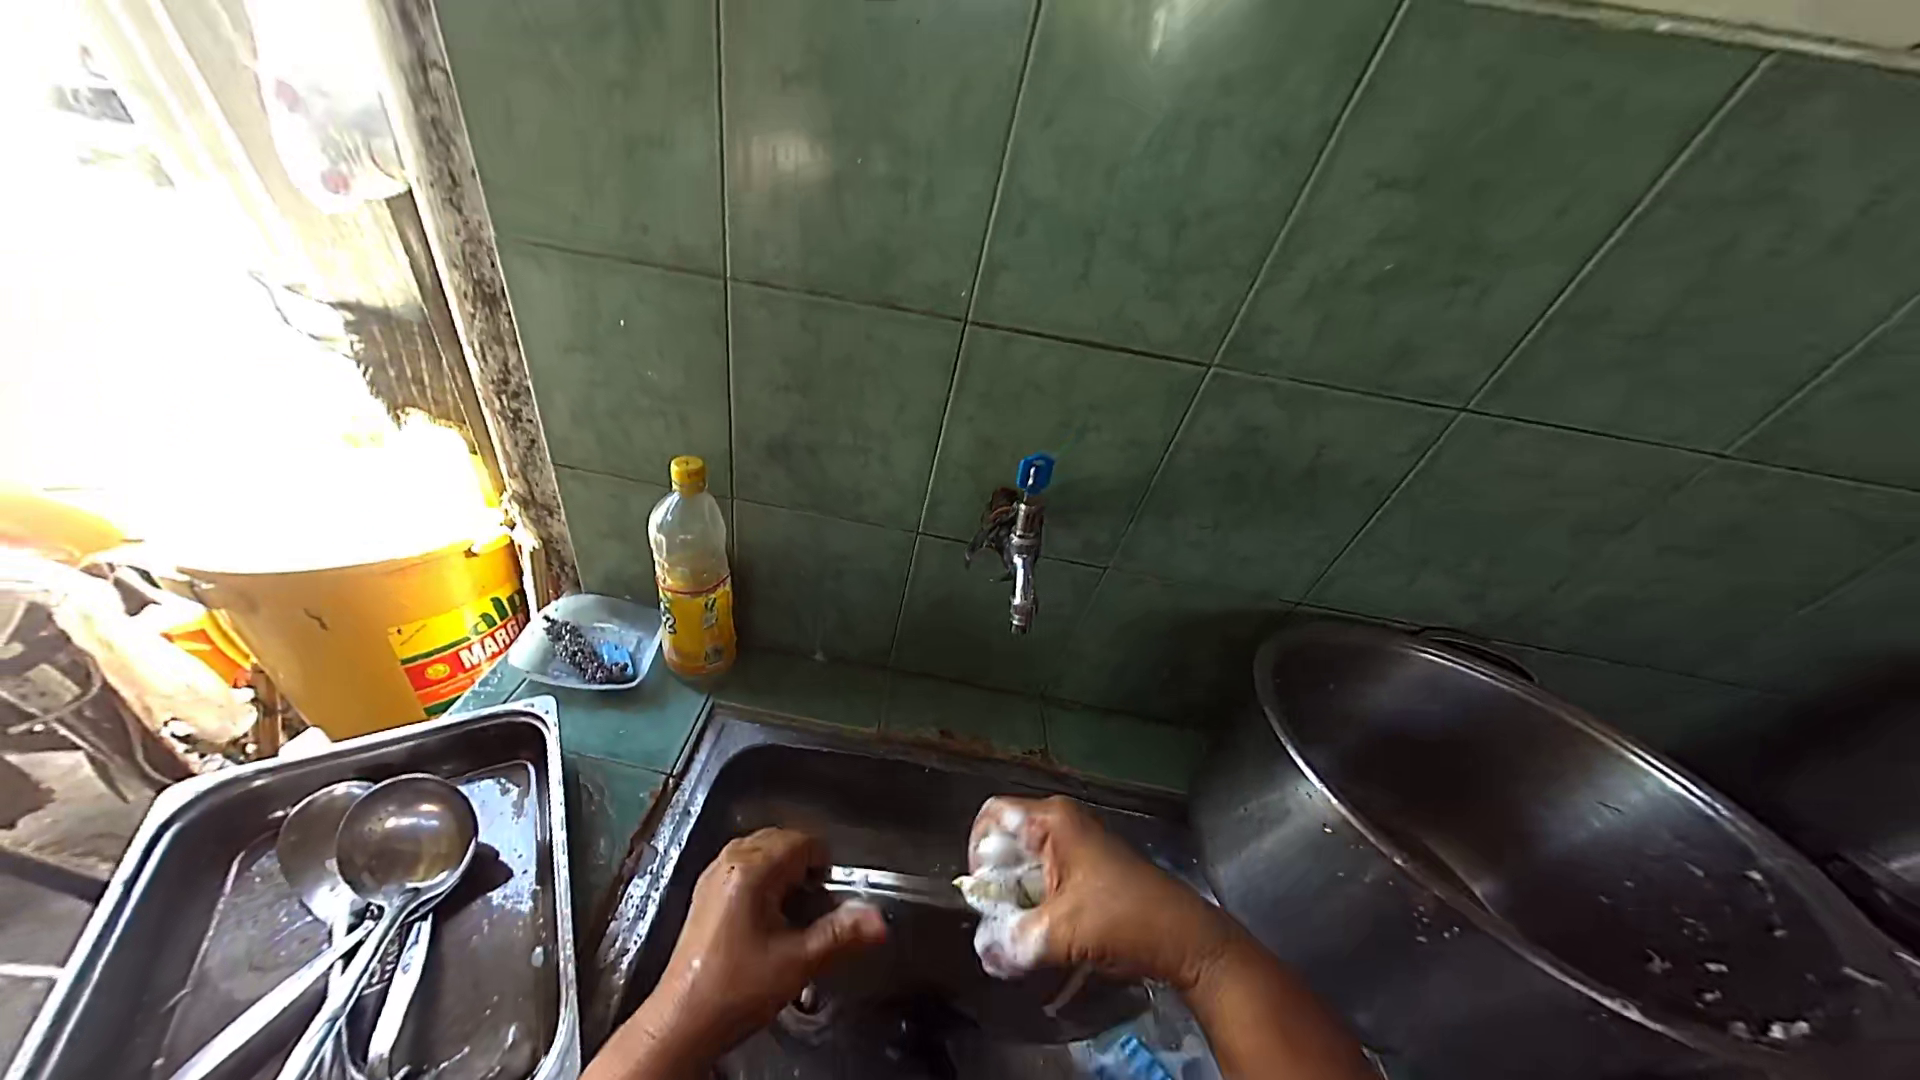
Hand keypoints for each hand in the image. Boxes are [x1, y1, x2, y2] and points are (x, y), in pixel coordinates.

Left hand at [586, 828, 886, 1079]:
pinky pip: (744, 864)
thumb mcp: (797, 962)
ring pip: (763, 850)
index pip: (802, 841)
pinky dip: (763, 877)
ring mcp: (713, 875)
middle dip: (804, 866)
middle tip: (814, 903)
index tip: (829, 894)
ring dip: (784, 870)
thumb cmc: (734, 992)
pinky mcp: (705, 893)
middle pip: (782, 840)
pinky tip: (766, 914)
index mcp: (751, 869)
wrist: (680, 1026)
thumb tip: (878, 919)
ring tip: (792, 910)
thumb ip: (841, 934)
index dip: (823, 864)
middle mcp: (729, 862)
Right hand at [969, 795, 1235, 990]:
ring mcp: (1076, 841)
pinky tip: (1045, 930)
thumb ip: (1015, 940)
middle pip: (1007, 839)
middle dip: (998, 881)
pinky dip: (1037, 899)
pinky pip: (1045, 874)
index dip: (977, 850)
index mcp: (1053, 819)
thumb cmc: (1125, 918)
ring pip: (1025, 860)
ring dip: (1018, 895)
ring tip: (1022, 928)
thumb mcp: (1062, 933)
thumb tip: (984, 951)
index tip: (984, 891)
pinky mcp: (1087, 864)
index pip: (993, 815)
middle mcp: (1062, 820)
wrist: (1185, 938)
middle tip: (1001, 917)